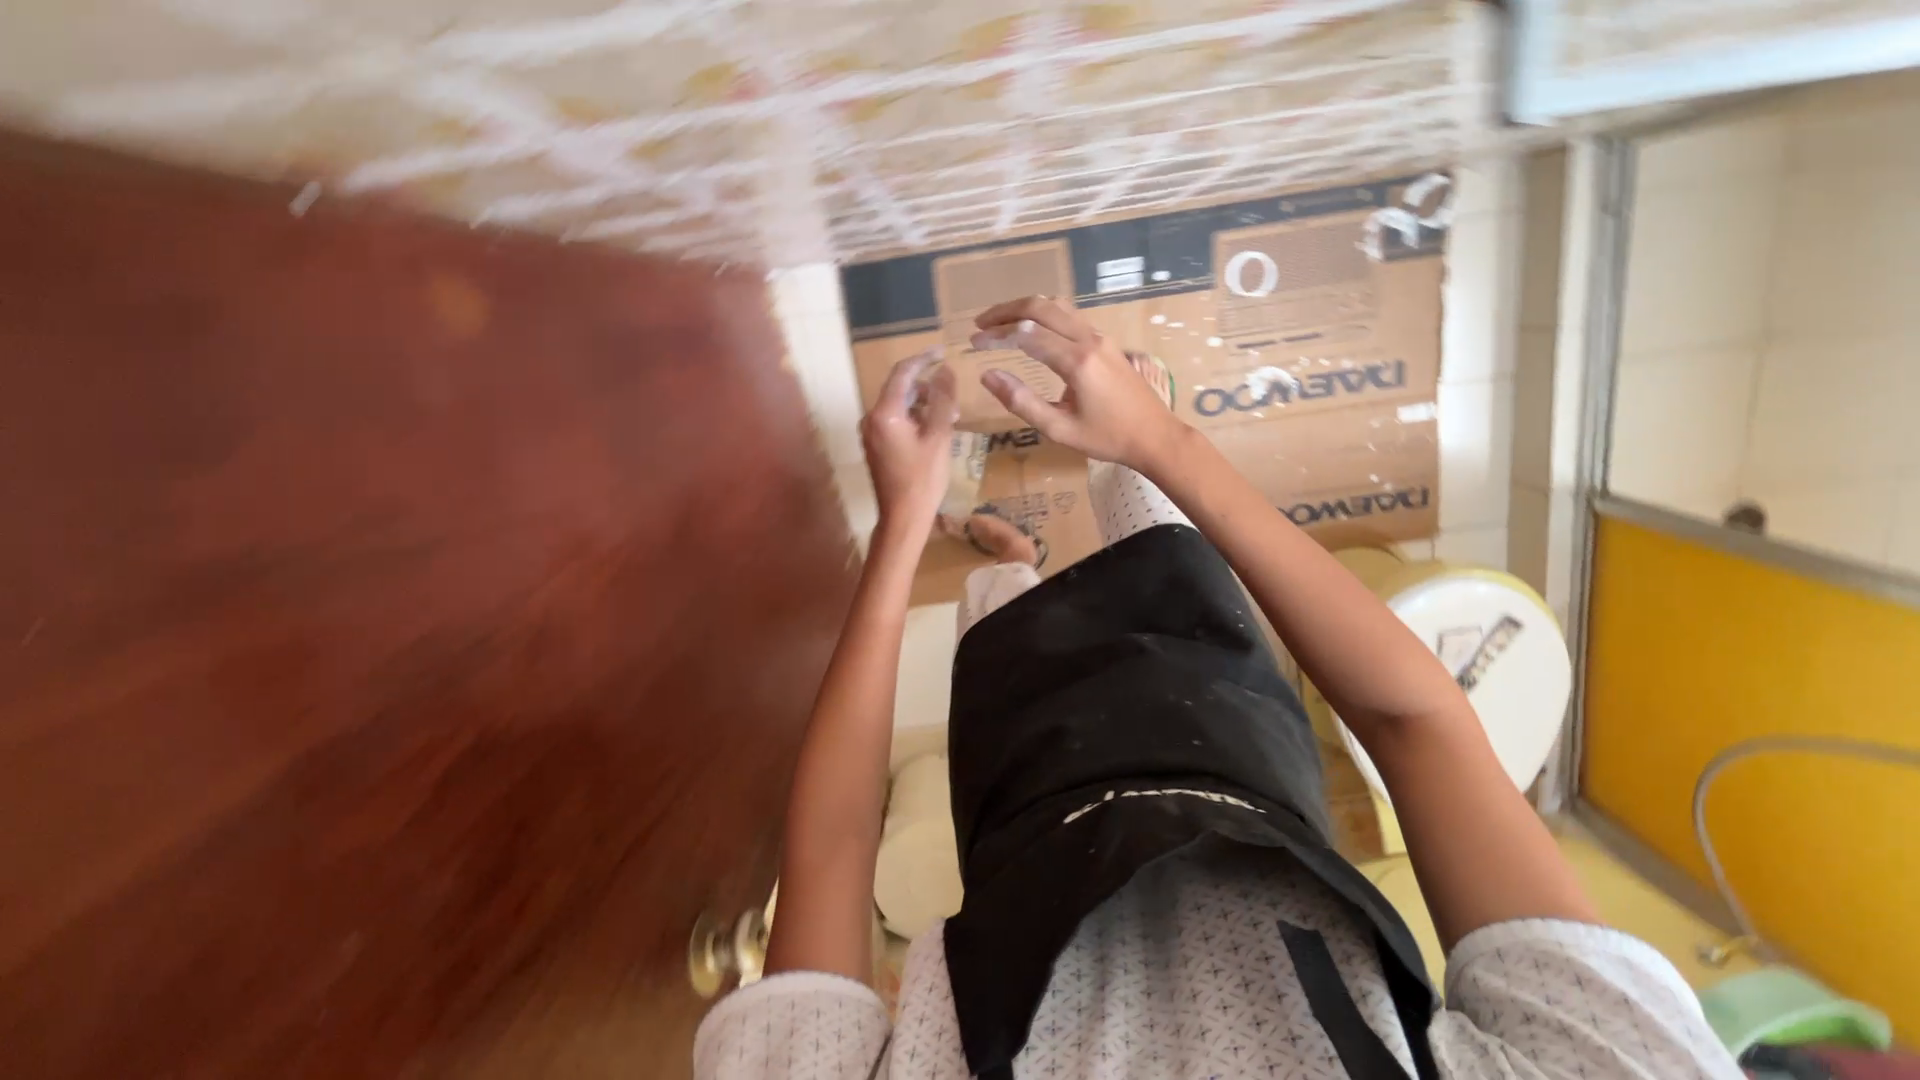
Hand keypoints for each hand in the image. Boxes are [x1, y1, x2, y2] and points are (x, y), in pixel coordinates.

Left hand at [862, 350, 956, 536]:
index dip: (923, 359)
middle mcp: (871, 419)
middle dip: (928, 389)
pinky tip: (934, 433)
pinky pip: (895, 422)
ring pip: (900, 407)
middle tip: (953, 401)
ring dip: (924, 406)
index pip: (903, 373)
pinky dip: (915, 420)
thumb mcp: (939, 436)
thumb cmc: (923, 479)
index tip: (943, 352)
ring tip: (949, 420)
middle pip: (900, 390)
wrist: (903, 518)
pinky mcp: (875, 447)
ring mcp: (871, 434)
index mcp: (884, 413)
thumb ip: (942, 400)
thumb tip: (945, 370)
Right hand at [972, 296, 1188, 472]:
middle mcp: (1089, 340)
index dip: (996, 334)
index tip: (973, 342)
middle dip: (1006, 311)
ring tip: (1000, 322)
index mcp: (1076, 361)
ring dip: (1026, 309)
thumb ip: (1021, 402)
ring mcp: (1100, 337)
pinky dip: (1044, 315)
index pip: (1027, 334)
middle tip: (980, 323)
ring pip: (1057, 306)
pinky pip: (1070, 316)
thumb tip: (987, 377)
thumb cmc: (1107, 439)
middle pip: (1041, 307)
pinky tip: (1030, 329)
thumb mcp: (1059, 429)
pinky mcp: (1105, 342)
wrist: (1155, 436)